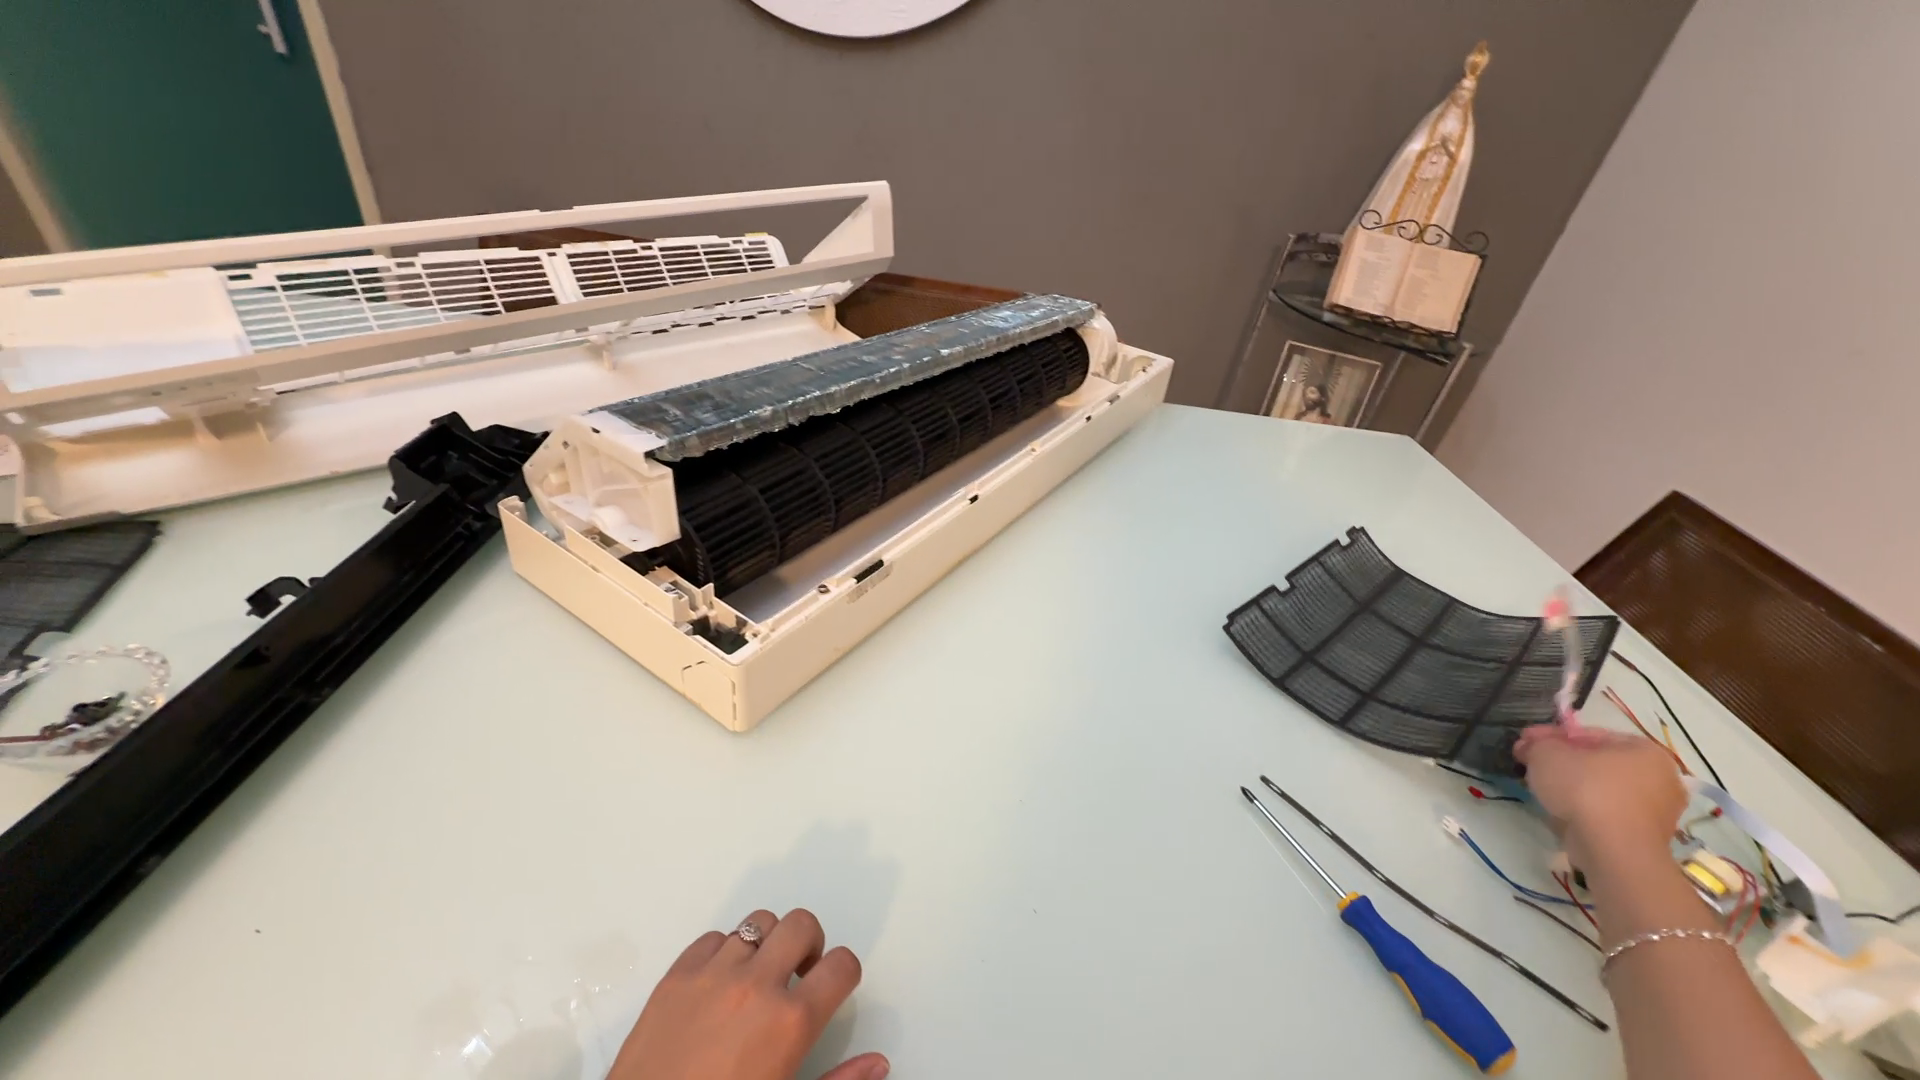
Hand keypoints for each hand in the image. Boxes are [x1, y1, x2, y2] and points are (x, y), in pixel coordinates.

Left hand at [607, 909, 886, 1079]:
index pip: (842, 965)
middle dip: (808, 945)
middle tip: (798, 975)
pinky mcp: (676, 975)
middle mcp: (757, 985)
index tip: (832, 987)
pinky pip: (712, 938)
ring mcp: (713, 975)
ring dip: (766, 944)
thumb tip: (879, 1064)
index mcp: (791, 1022)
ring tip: (756, 977)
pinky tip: (718, 985)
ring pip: (758, 923)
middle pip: (802, 924)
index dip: (844, 973)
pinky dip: (722, 953)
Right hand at [1514, 725, 1685, 871]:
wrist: (1613, 849)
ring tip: (1543, 791)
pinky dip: (1585, 810)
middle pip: (1598, 763)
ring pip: (1603, 789)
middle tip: (1531, 765)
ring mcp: (1659, 810)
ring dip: (1573, 787)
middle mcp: (1661, 777)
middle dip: (1563, 762)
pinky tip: (1562, 813)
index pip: (1588, 735)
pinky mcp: (1647, 836)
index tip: (1523, 742)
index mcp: (1644, 749)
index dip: (1549, 736)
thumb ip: (1535, 744)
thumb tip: (1528, 747)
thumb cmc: (1585, 789)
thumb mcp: (1546, 754)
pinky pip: (1608, 813)